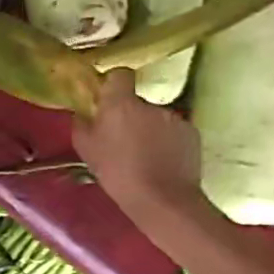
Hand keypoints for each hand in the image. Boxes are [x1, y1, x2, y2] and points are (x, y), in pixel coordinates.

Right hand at [71, 68, 203, 215]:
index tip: (108, 97)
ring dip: (149, 128)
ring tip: (144, 154)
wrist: (162, 199)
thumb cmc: (117, 172)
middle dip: (129, 114)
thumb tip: (83, 112)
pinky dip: (167, 140)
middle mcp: (149, 104)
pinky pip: (173, 130)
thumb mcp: (85, 149)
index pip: (120, 74)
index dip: (114, 82)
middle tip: (122, 138)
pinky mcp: (192, 133)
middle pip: (136, 101)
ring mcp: (174, 118)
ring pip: (155, 117)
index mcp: (121, 104)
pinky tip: (162, 160)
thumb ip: (82, 123)